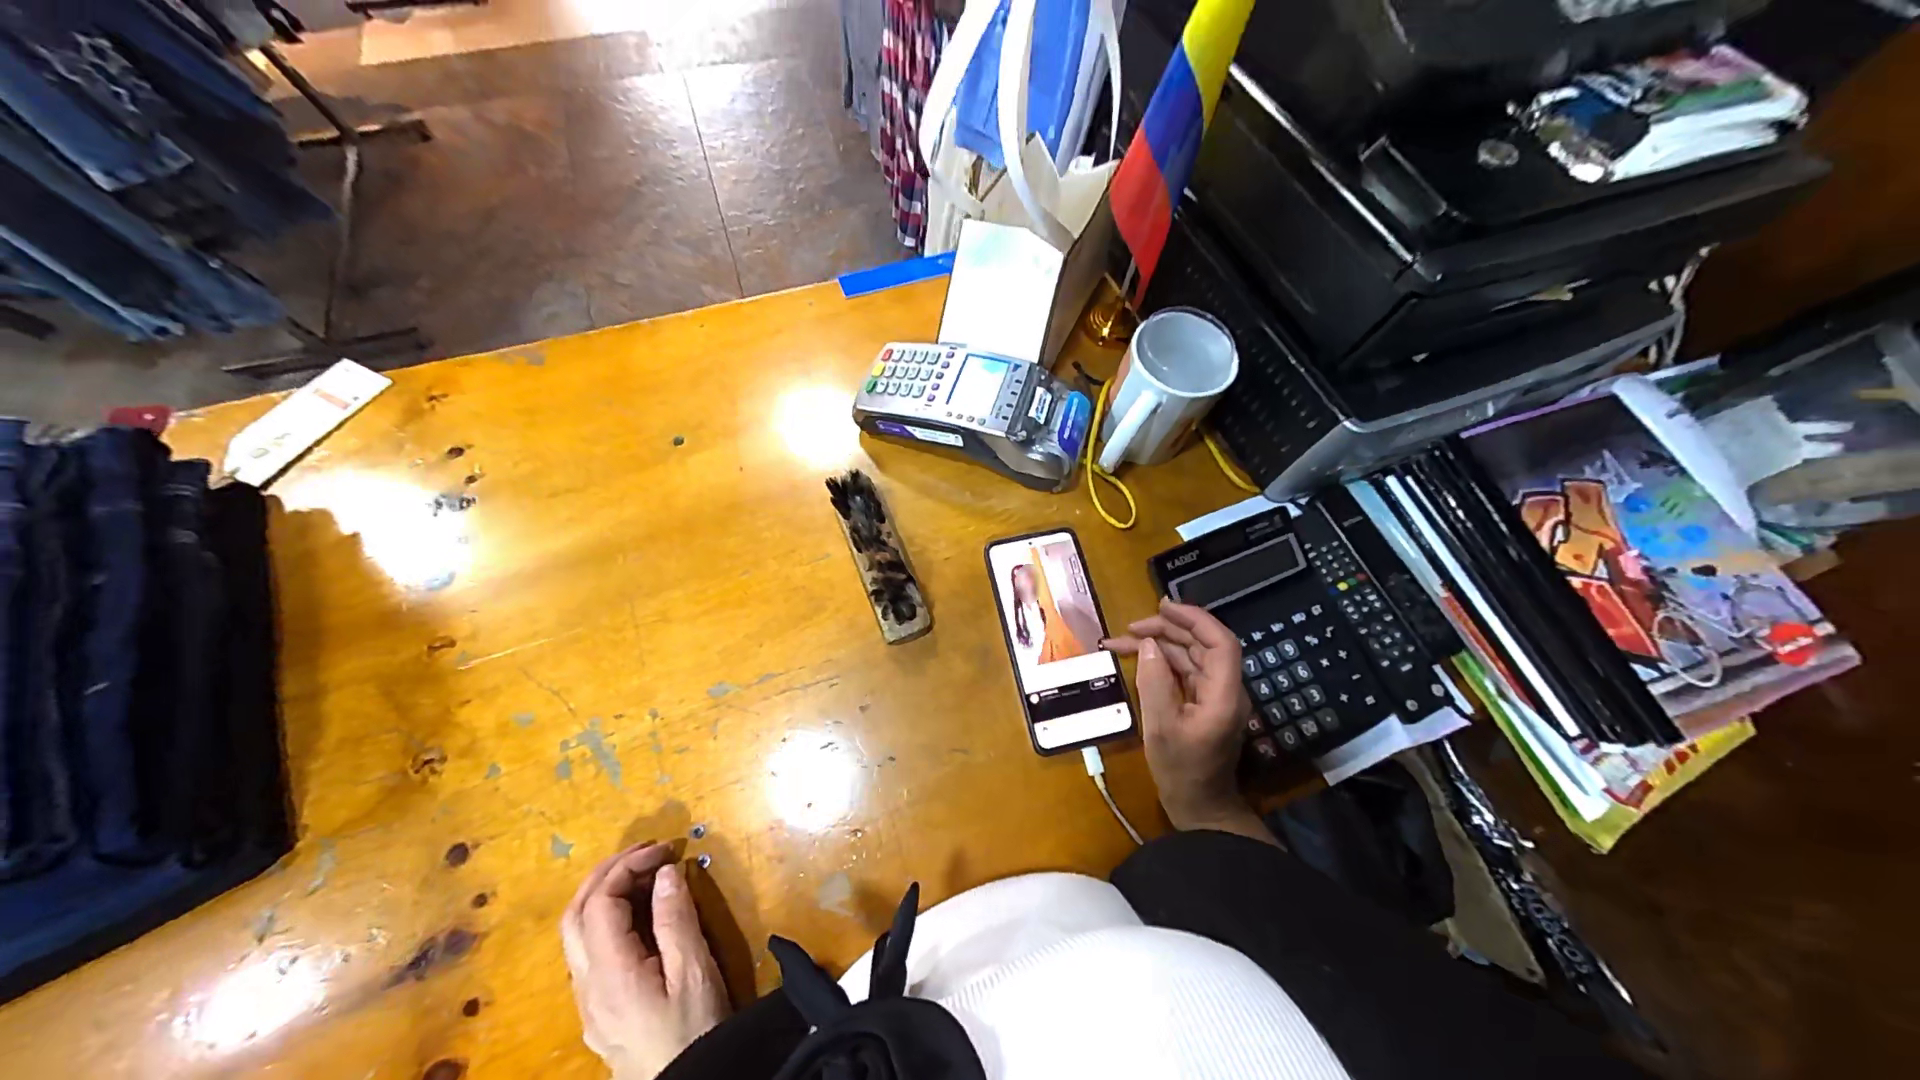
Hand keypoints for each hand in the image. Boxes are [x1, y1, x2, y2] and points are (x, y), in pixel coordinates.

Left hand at [562, 843, 730, 1079]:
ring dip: (602, 894)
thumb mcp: (694, 970)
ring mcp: (588, 1002)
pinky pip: (589, 952)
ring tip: (642, 874)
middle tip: (645, 851)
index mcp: (609, 972)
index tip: (665, 850)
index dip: (628, 866)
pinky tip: (637, 915)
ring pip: (576, 936)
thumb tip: (664, 872)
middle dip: (606, 873)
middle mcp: (587, 985)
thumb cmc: (694, 1028)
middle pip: (575, 916)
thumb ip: (676, 919)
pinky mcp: (598, 1011)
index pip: (601, 902)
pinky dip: (607, 918)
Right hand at [1104, 599, 1262, 835]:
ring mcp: (1213, 695)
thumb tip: (1148, 645)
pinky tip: (1136, 658)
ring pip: (1188, 656)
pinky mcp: (1201, 702)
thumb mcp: (1161, 728)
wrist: (1199, 806)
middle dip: (1166, 630)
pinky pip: (1182, 672)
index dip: (1194, 620)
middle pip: (1200, 645)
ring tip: (1122, 640)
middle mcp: (1224, 689)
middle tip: (1129, 627)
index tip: (1163, 608)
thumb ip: (1154, 682)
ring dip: (1158, 645)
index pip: (1220, 643)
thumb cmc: (1182, 771)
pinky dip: (1159, 662)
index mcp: (1224, 694)